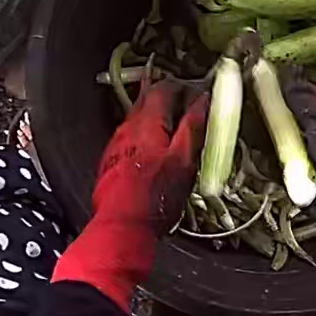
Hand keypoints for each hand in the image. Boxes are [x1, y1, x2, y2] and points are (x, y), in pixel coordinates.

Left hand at [53, 81, 208, 309]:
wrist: (120, 228)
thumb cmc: (154, 198)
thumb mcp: (183, 161)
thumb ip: (193, 128)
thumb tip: (203, 101)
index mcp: (146, 123)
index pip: (164, 88)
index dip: (184, 86)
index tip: (199, 94)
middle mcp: (127, 127)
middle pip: (147, 99)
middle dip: (169, 98)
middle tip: (188, 105)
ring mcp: (117, 143)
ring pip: (138, 118)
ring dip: (158, 117)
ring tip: (176, 129)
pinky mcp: (112, 160)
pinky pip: (131, 137)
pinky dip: (147, 135)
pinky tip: (157, 150)